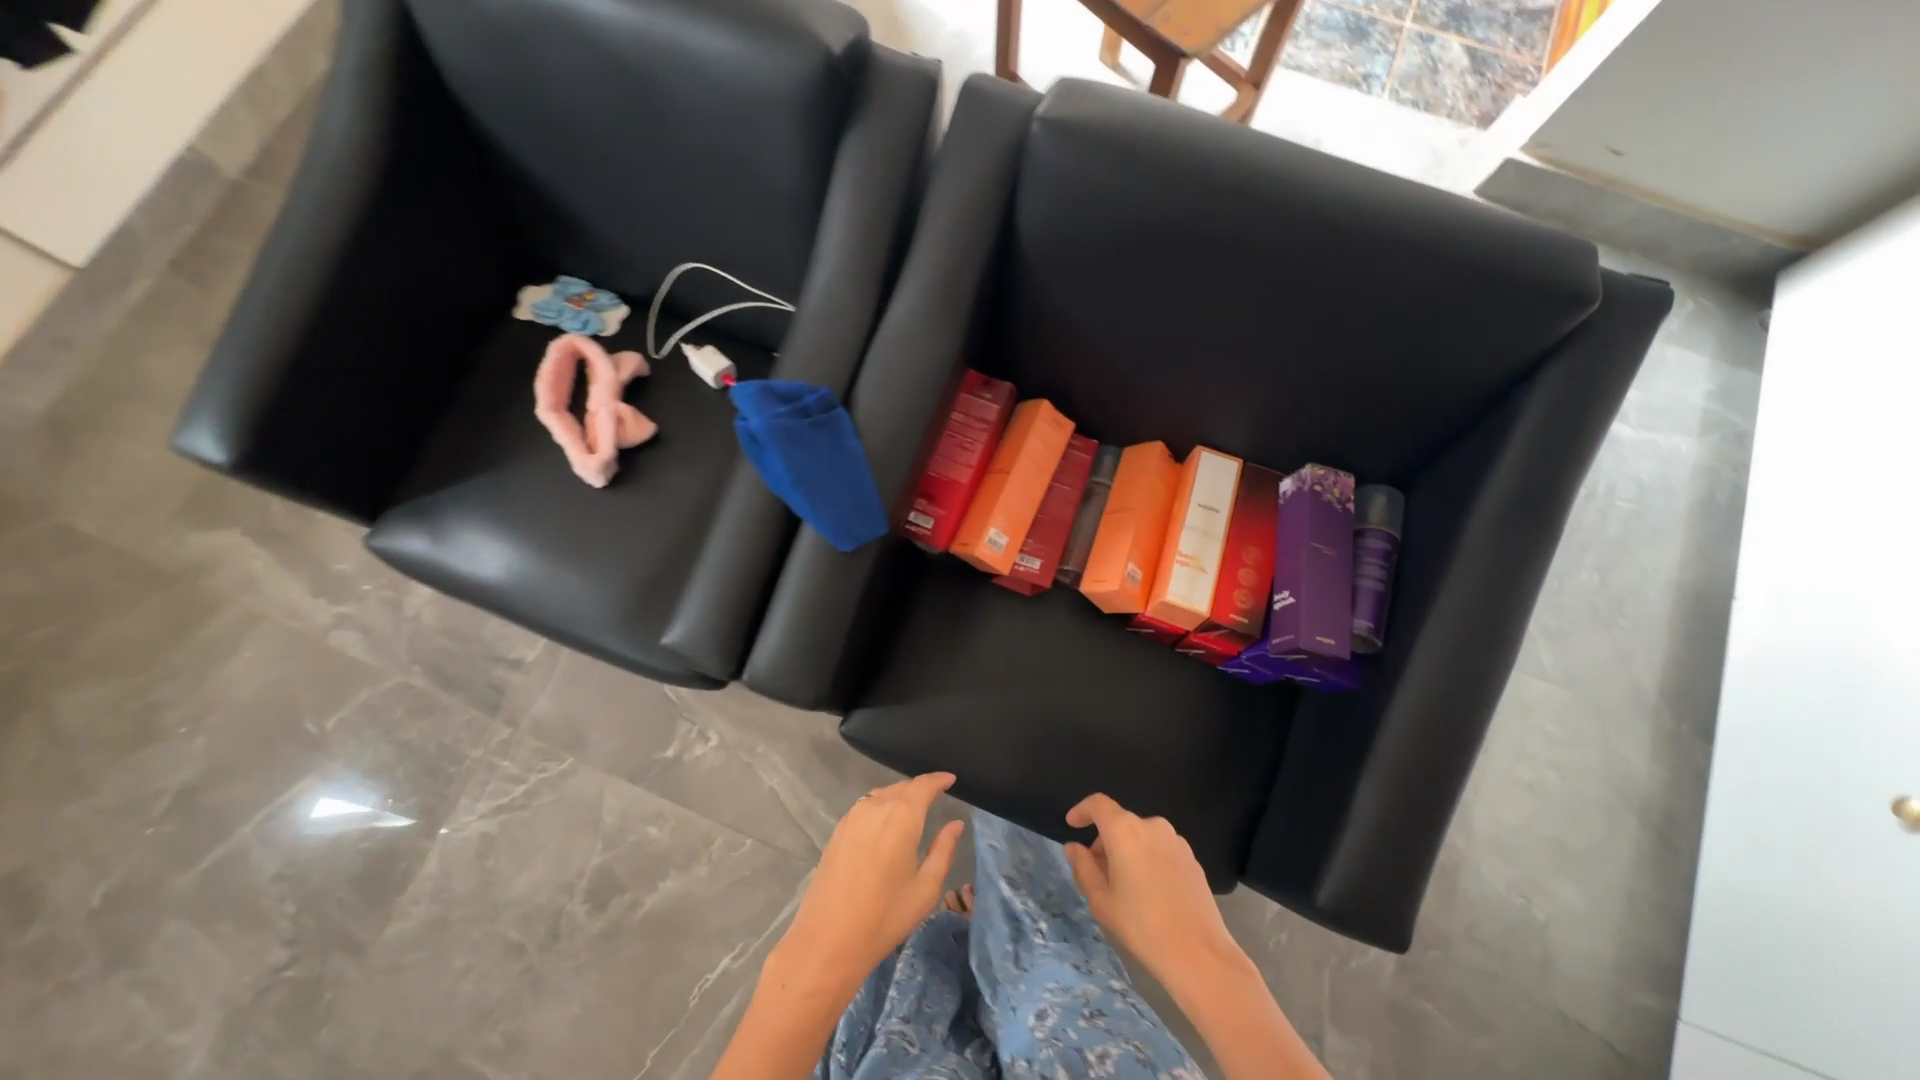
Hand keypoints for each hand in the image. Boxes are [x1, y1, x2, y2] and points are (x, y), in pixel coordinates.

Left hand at [767, 773, 965, 995]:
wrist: (828, 939)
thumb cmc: (885, 917)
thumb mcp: (926, 888)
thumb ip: (943, 850)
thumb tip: (955, 824)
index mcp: (901, 817)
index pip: (923, 786)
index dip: (938, 779)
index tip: (951, 779)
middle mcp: (874, 808)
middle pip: (901, 787)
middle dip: (920, 788)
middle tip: (936, 795)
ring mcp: (851, 819)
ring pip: (881, 796)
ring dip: (899, 796)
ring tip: (914, 809)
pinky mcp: (837, 832)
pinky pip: (865, 808)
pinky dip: (881, 807)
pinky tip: (886, 824)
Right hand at [1063, 793, 1247, 989]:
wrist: (1198, 951)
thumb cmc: (1141, 924)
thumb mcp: (1101, 899)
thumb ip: (1083, 867)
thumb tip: (1074, 847)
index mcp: (1125, 831)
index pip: (1098, 804)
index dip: (1082, 810)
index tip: (1072, 825)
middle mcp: (1152, 826)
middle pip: (1120, 822)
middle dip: (1104, 841)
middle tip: (1096, 872)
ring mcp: (1176, 841)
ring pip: (1141, 836)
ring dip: (1126, 850)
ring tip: (1123, 886)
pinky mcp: (1192, 857)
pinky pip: (1160, 848)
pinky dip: (1146, 858)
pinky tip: (1149, 891)